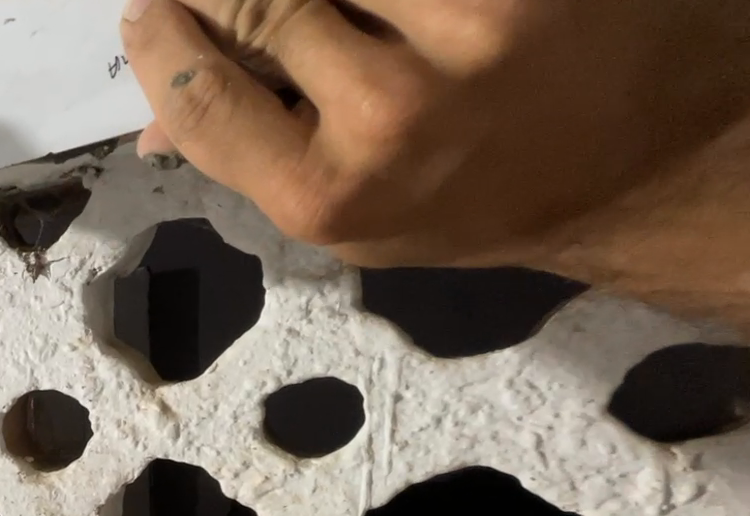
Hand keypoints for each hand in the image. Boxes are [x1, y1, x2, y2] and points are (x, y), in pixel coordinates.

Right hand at [119, 0, 749, 269]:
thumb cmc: (463, 207)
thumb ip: (253, 162)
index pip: (205, 101)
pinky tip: (358, 6)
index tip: (144, 14)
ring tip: (279, 0)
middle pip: (259, 7)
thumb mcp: (342, 219)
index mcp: (321, 191)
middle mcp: (386, 112)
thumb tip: (152, 128)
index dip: (160, 45)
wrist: (645, 165)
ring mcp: (473, 23)